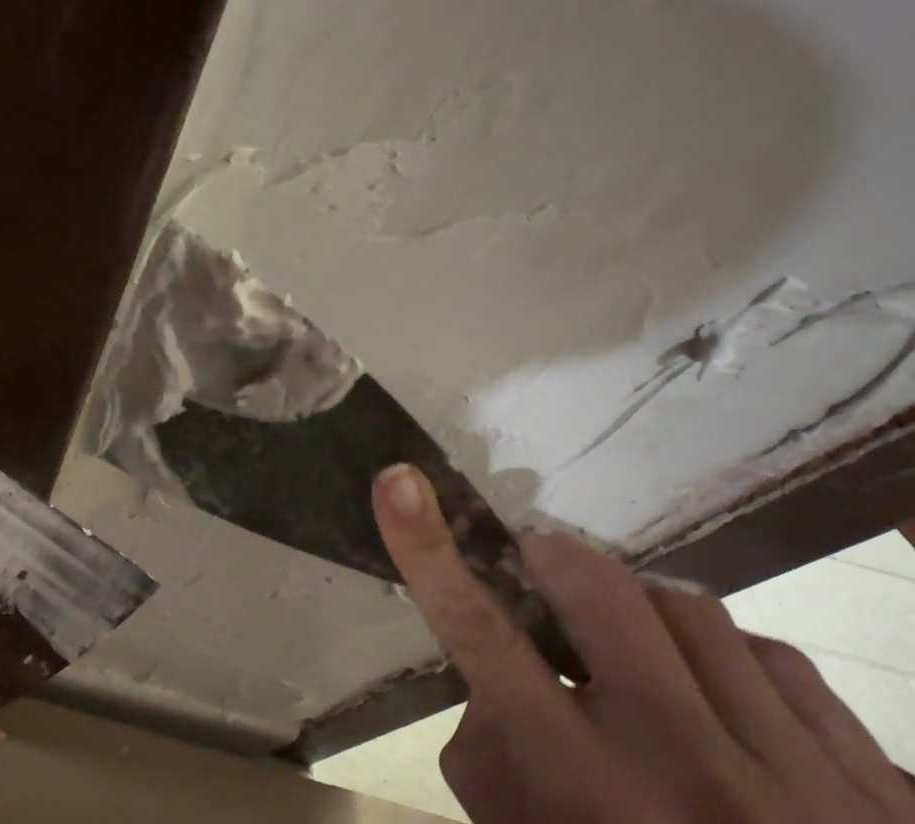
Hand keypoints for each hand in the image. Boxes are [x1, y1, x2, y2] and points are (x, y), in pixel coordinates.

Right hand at [373, 462, 914, 822]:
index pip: (482, 635)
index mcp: (578, 784)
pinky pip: (780, 662)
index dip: (430, 551)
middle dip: (556, 560)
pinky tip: (723, 705)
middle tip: (540, 570)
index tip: (399, 481)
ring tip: (641, 663)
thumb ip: (486, 743)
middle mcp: (683, 765)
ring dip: (644, 616)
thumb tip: (498, 661)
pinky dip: (731, 662)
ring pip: (695, 611)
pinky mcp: (877, 783)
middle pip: (604, 590)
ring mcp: (798, 774)